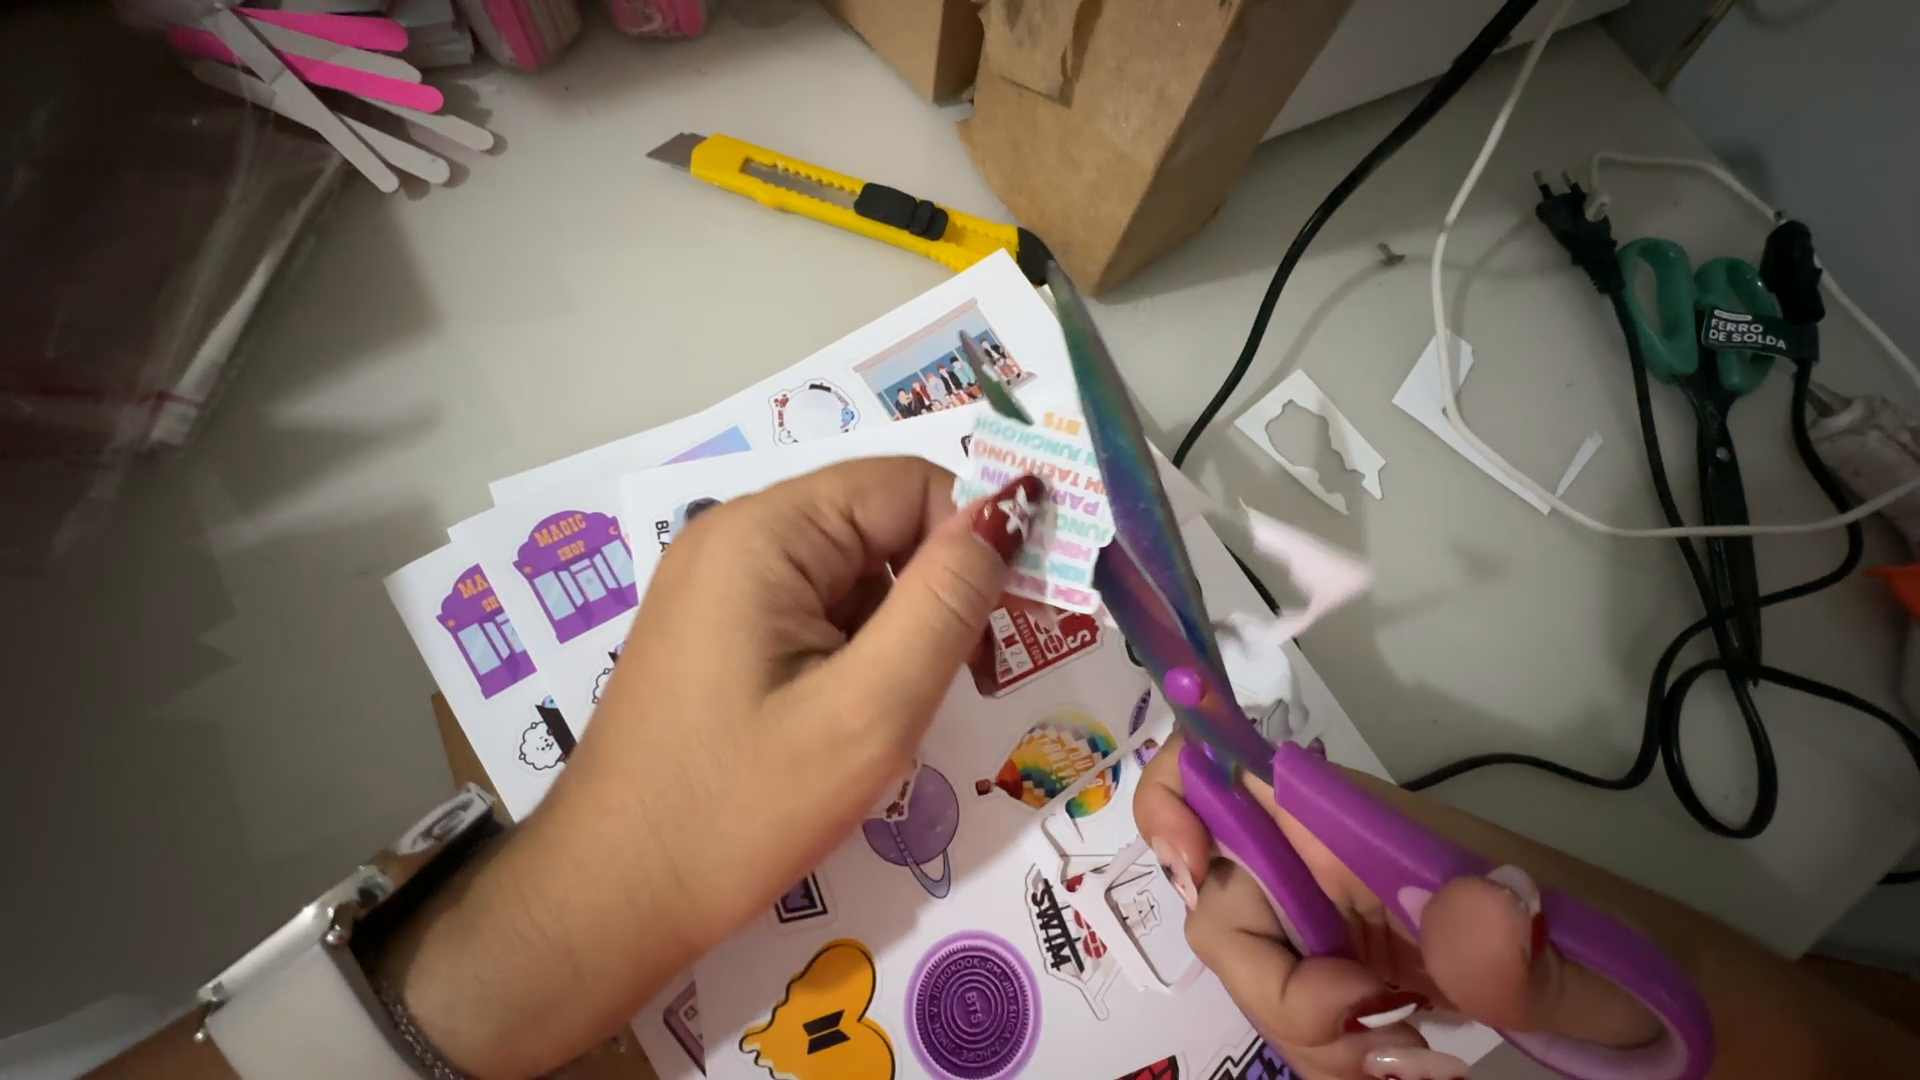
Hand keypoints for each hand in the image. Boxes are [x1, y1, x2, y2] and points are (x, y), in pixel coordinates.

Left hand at [580, 458, 1040, 949]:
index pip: (907, 484)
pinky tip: (864, 705)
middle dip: (941, 585)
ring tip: (909, 702)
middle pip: (881, 522)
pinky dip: (865, 642)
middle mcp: (738, 536)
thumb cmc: (742, 809)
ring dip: (906, 621)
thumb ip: (949, 598)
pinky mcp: (724, 625)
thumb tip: (1012, 504)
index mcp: (765, 533)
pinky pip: (821, 605)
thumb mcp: (870, 708)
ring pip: (857, 568)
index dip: (976, 535)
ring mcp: (724, 582)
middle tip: (976, 671)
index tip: (1023, 611)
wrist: (612, 901)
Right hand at [1135, 735, 1663, 1079]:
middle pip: (1215, 898)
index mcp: (1334, 812)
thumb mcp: (1579, 961)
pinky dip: (1320, 1047)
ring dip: (1302, 1029)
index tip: (1191, 871)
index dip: (1169, 798)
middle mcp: (1305, 850)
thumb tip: (1469, 906)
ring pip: (1243, 963)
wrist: (1646, 1005)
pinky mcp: (1328, 962)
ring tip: (1408, 1059)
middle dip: (1268, 981)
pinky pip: (1278, 1002)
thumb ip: (1516, 951)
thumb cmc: (1607, 953)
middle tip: (1364, 1028)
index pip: (1211, 762)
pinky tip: (1395, 1059)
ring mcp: (1314, 909)